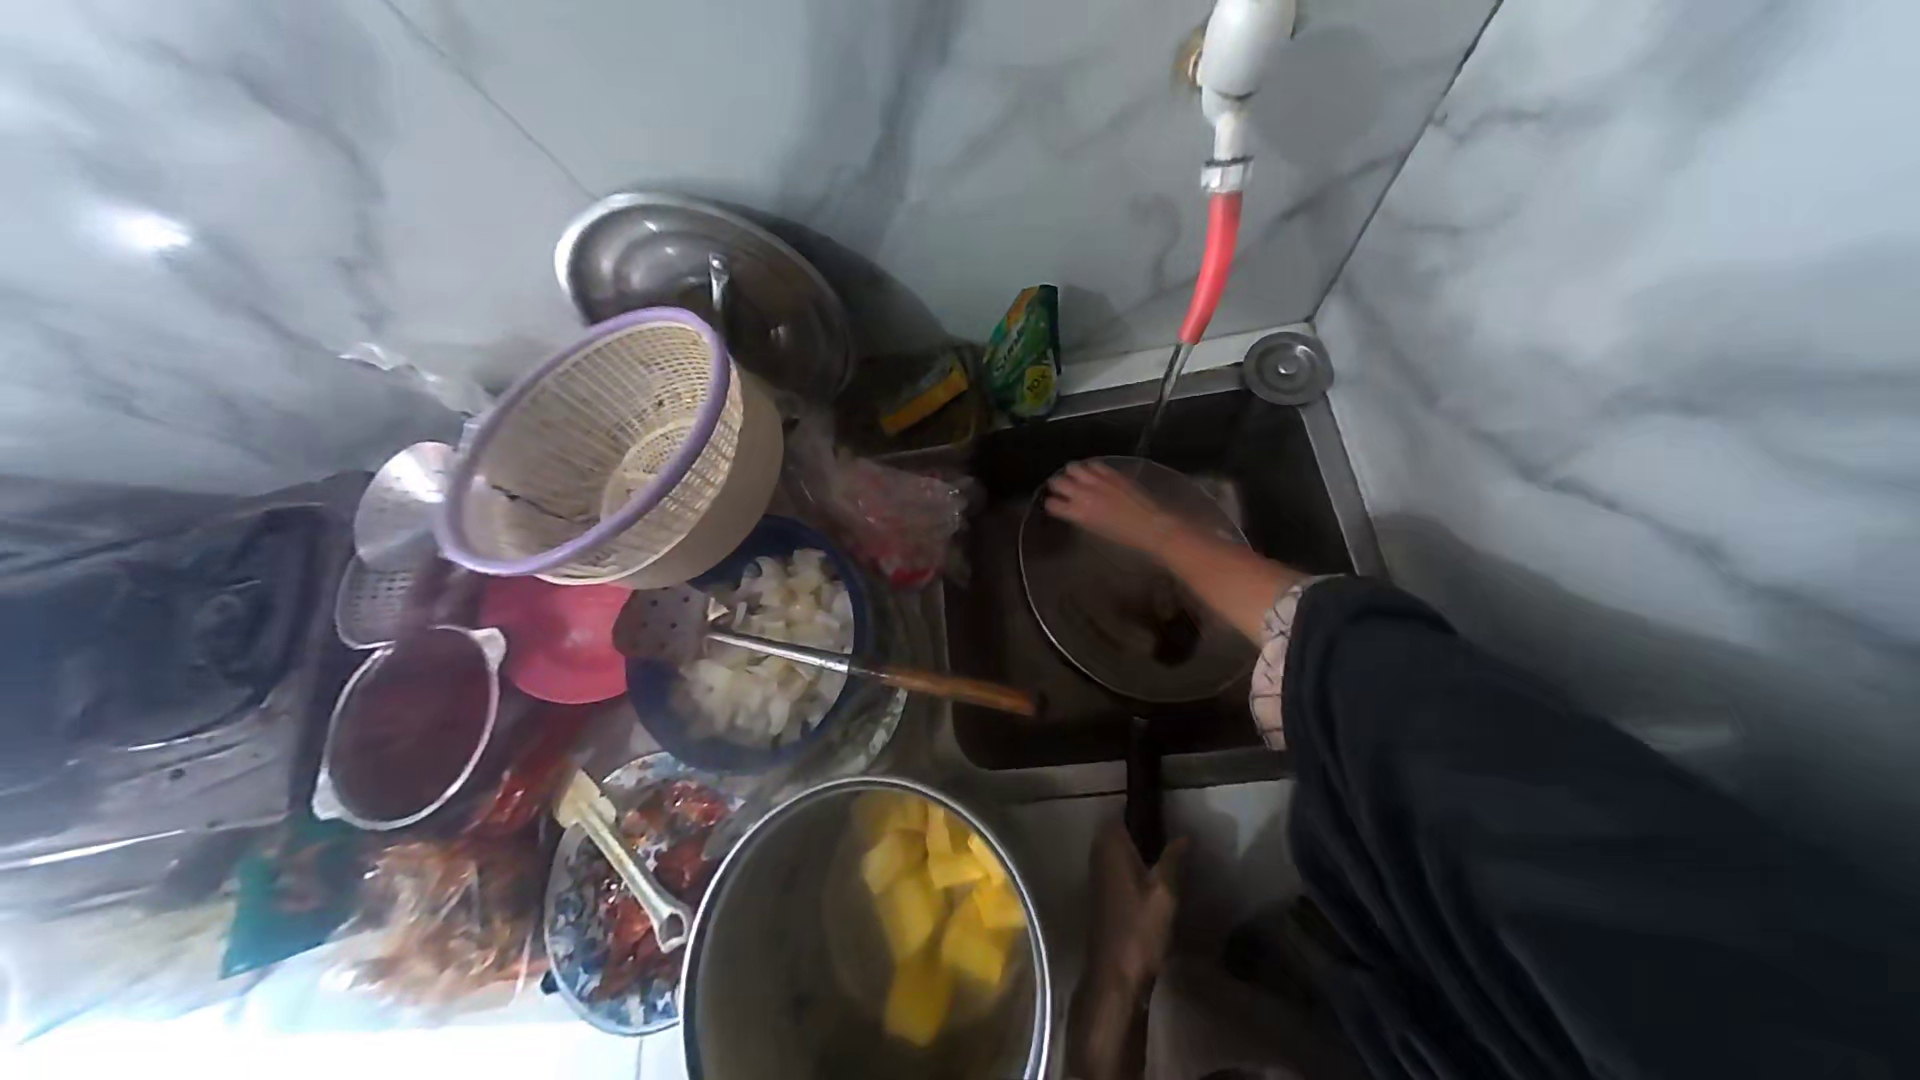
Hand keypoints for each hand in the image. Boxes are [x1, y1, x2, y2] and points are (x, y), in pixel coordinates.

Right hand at [1045, 461, 1181, 555]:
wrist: (1152, 526)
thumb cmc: (1124, 536)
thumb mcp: (1095, 530)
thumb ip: (1080, 517)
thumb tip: (1073, 508)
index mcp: (1078, 513)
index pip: (1052, 504)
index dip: (1051, 503)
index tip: (1054, 504)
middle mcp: (1084, 494)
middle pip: (1058, 482)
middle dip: (1057, 484)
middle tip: (1061, 487)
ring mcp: (1098, 481)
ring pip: (1073, 468)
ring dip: (1071, 473)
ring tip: (1076, 477)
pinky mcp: (1112, 473)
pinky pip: (1093, 464)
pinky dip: (1090, 467)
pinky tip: (1093, 472)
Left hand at [1068, 821, 1186, 1079]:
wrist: (1115, 972)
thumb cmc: (1140, 927)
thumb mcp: (1165, 892)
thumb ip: (1173, 859)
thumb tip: (1184, 836)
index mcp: (1110, 845)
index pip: (1121, 814)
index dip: (1139, 811)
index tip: (1162, 810)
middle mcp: (1098, 853)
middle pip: (1118, 831)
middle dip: (1140, 830)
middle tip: (1169, 833)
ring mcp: (1097, 874)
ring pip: (1117, 850)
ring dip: (1136, 850)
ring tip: (1165, 854)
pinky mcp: (1101, 893)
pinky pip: (1116, 867)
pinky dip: (1131, 867)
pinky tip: (1151, 878)